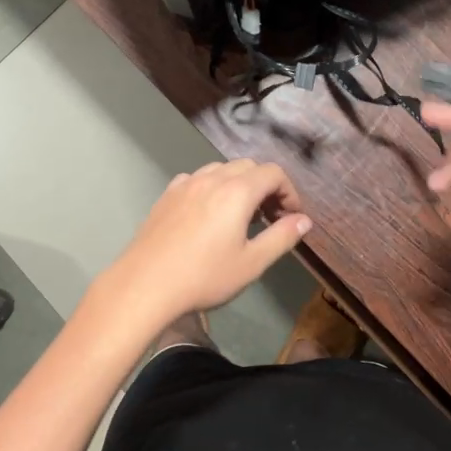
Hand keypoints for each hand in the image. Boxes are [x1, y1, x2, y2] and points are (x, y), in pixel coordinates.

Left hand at [97, 160, 311, 329]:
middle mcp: (211, 178)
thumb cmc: (204, 276)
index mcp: (237, 191)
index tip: (292, 217)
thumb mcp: (252, 263)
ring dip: (239, 184)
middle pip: (248, 166)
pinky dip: (212, 187)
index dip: (289, 191)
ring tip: (241, 216)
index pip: (273, 173)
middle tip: (271, 217)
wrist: (146, 283)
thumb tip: (304, 220)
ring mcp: (186, 183)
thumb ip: (282, 237)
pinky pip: (197, 179)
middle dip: (266, 186)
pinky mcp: (167, 194)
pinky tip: (209, 214)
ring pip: (221, 169)